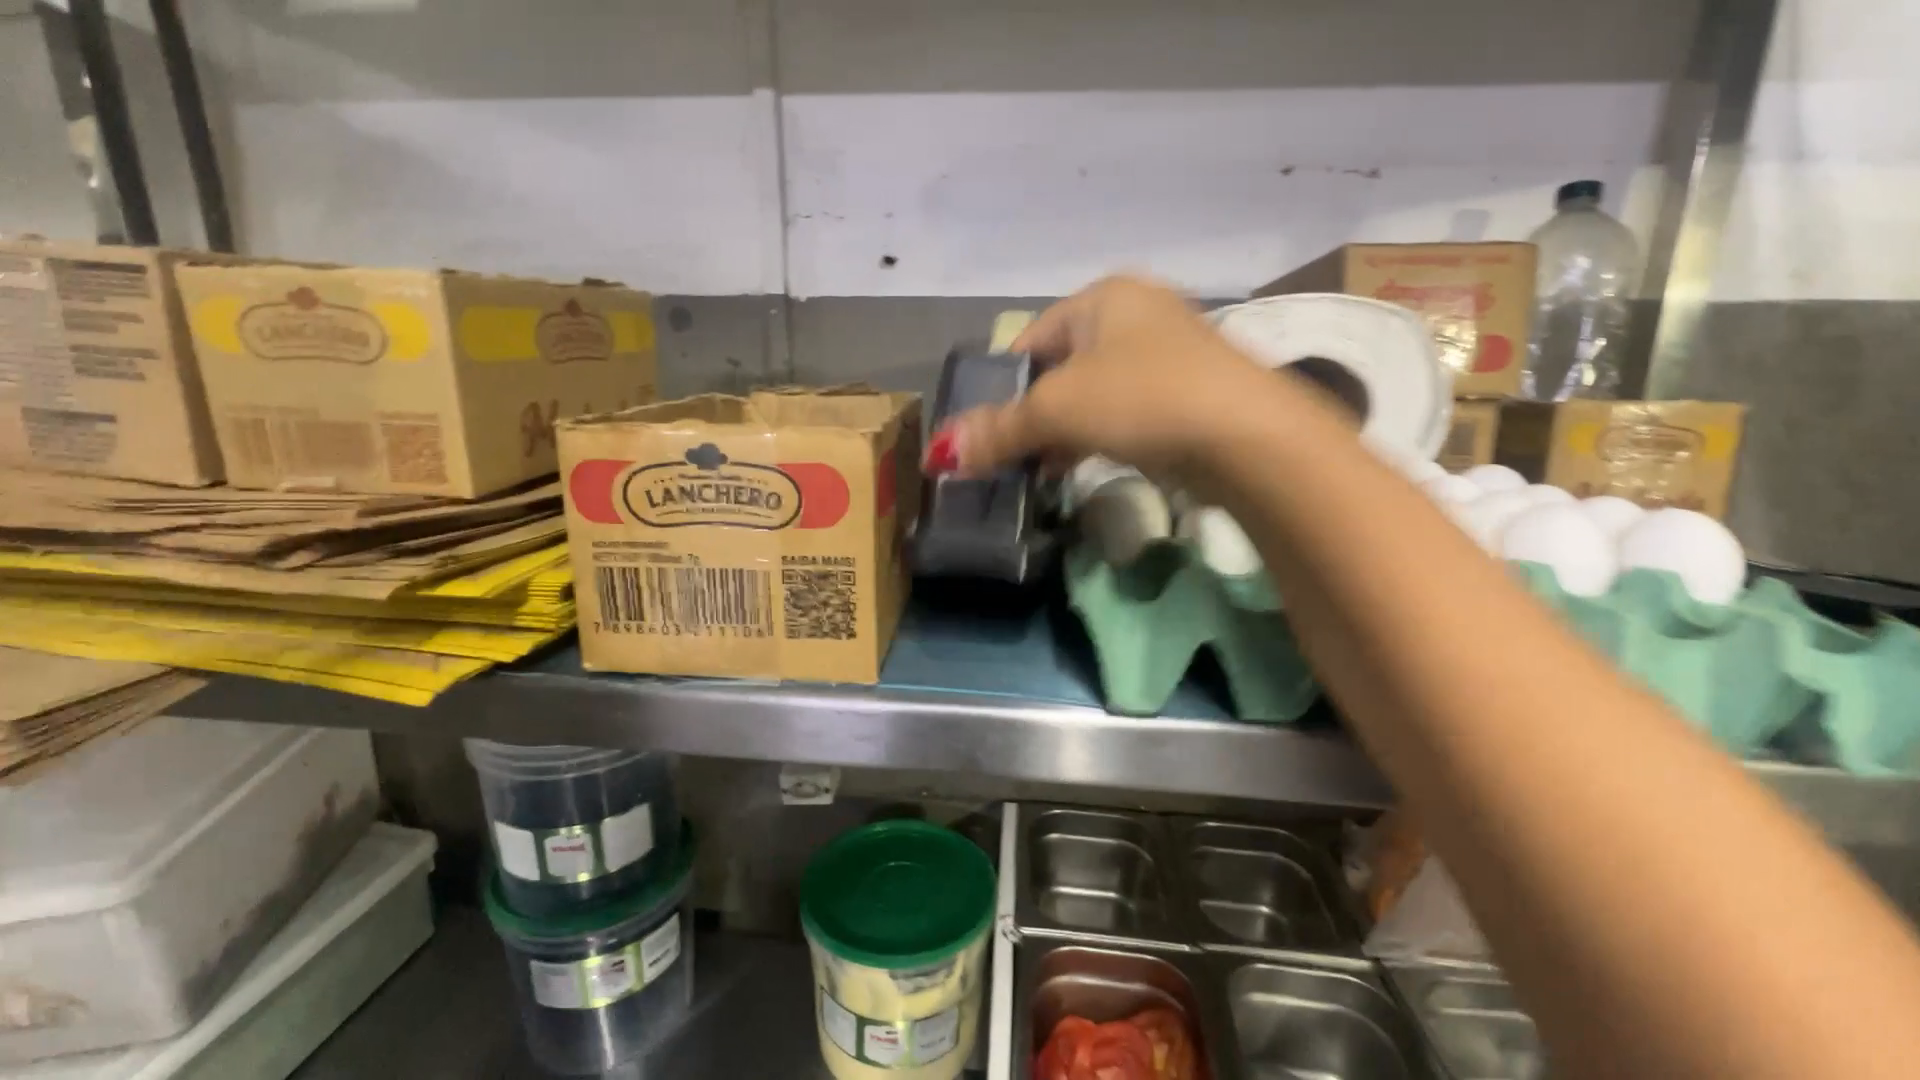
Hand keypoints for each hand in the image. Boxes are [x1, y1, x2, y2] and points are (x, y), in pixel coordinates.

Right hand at [936, 276, 1295, 482]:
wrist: (1249, 437)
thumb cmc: (1144, 399)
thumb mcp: (1058, 411)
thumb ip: (998, 430)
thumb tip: (938, 455)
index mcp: (1104, 296)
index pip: (1031, 340)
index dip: (1002, 387)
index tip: (986, 433)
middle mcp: (1139, 314)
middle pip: (1063, 368)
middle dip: (1035, 415)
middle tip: (1015, 459)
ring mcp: (1172, 354)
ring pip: (1097, 394)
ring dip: (1068, 432)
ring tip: (1048, 471)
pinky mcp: (1194, 395)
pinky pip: (1131, 414)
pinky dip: (1106, 439)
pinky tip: (1094, 467)